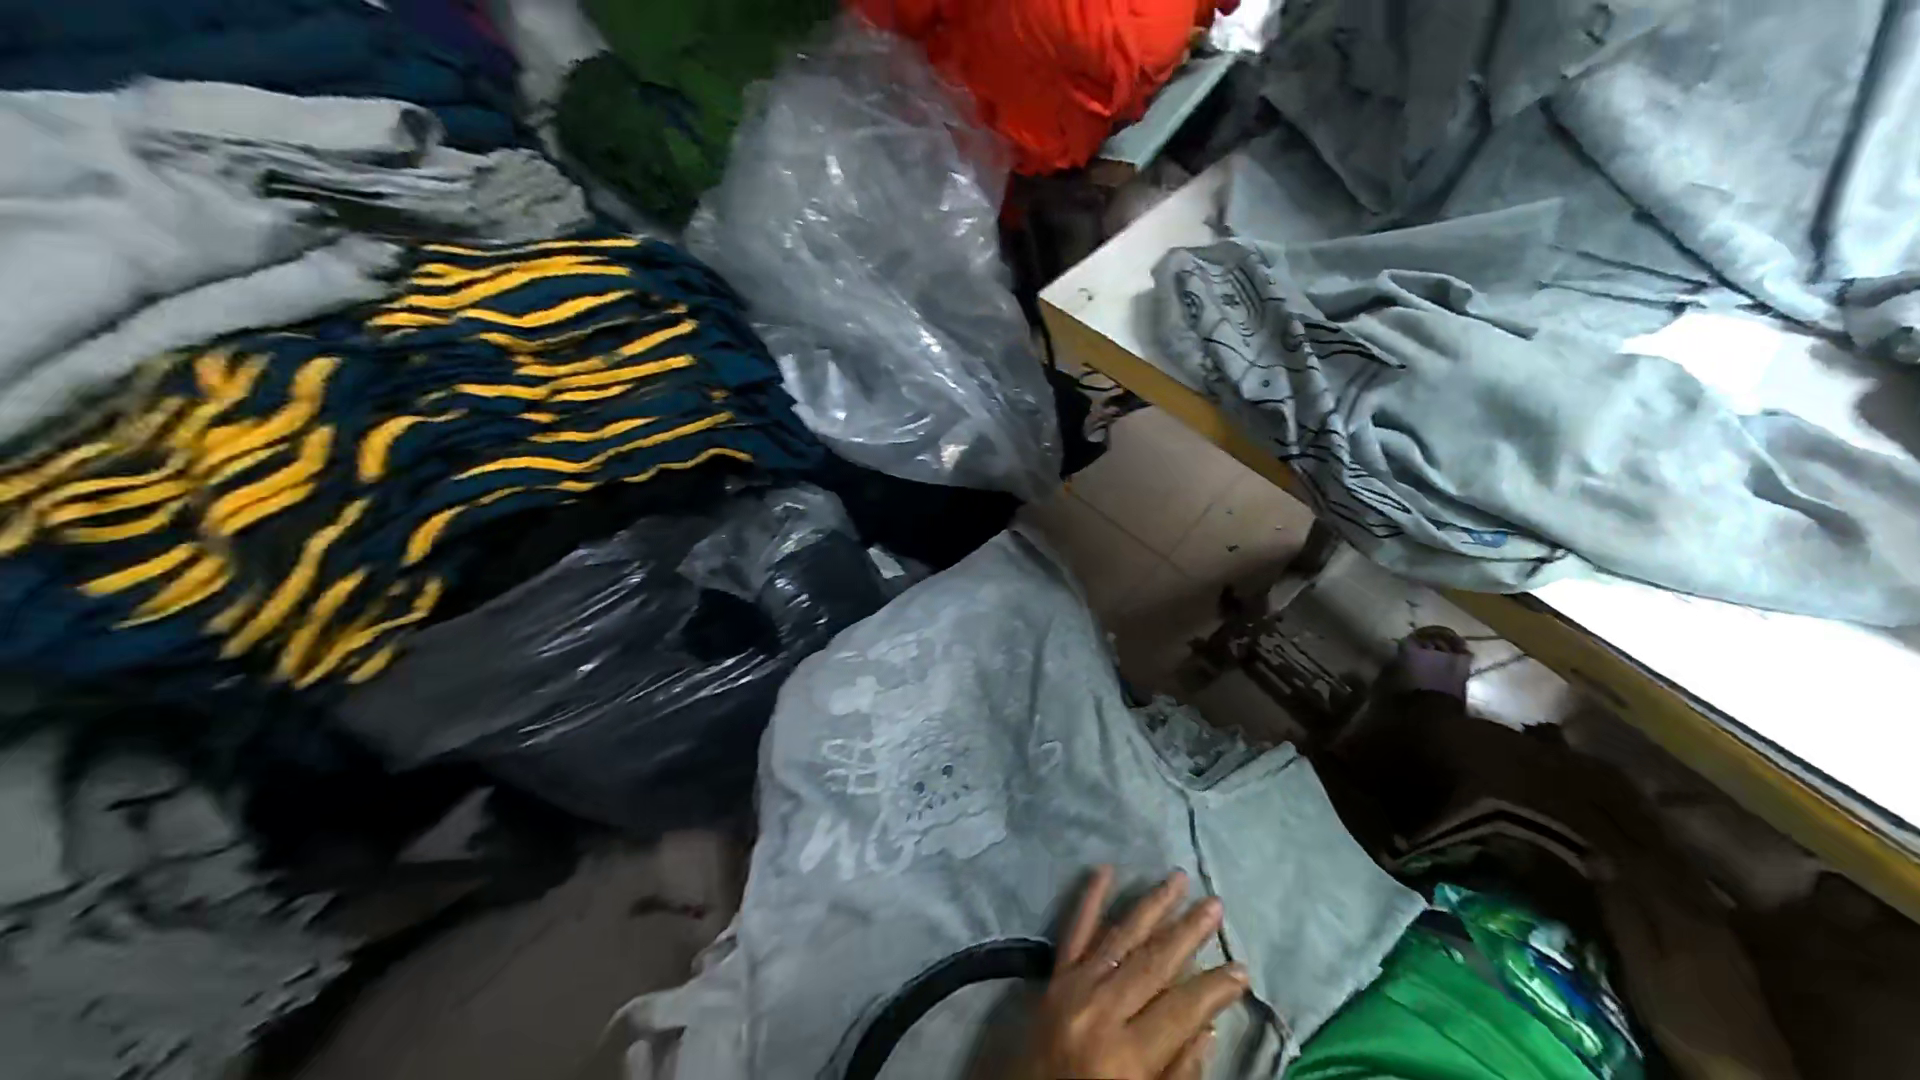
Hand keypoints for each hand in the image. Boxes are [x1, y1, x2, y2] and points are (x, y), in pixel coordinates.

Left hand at [1012, 867, 1248, 1079]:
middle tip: (1214, 904)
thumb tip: (1207, 1026)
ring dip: (1151, 904)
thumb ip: (1176, 1073)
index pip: (1182, 1009)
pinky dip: (1089, 898)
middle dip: (1187, 930)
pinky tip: (1105, 870)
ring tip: (1177, 878)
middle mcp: (1101, 1010)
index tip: (1241, 967)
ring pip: (1120, 936)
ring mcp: (1074, 986)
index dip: (1214, 988)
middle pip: (1153, 962)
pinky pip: (1074, 930)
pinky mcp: (1053, 976)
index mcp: (1127, 1055)